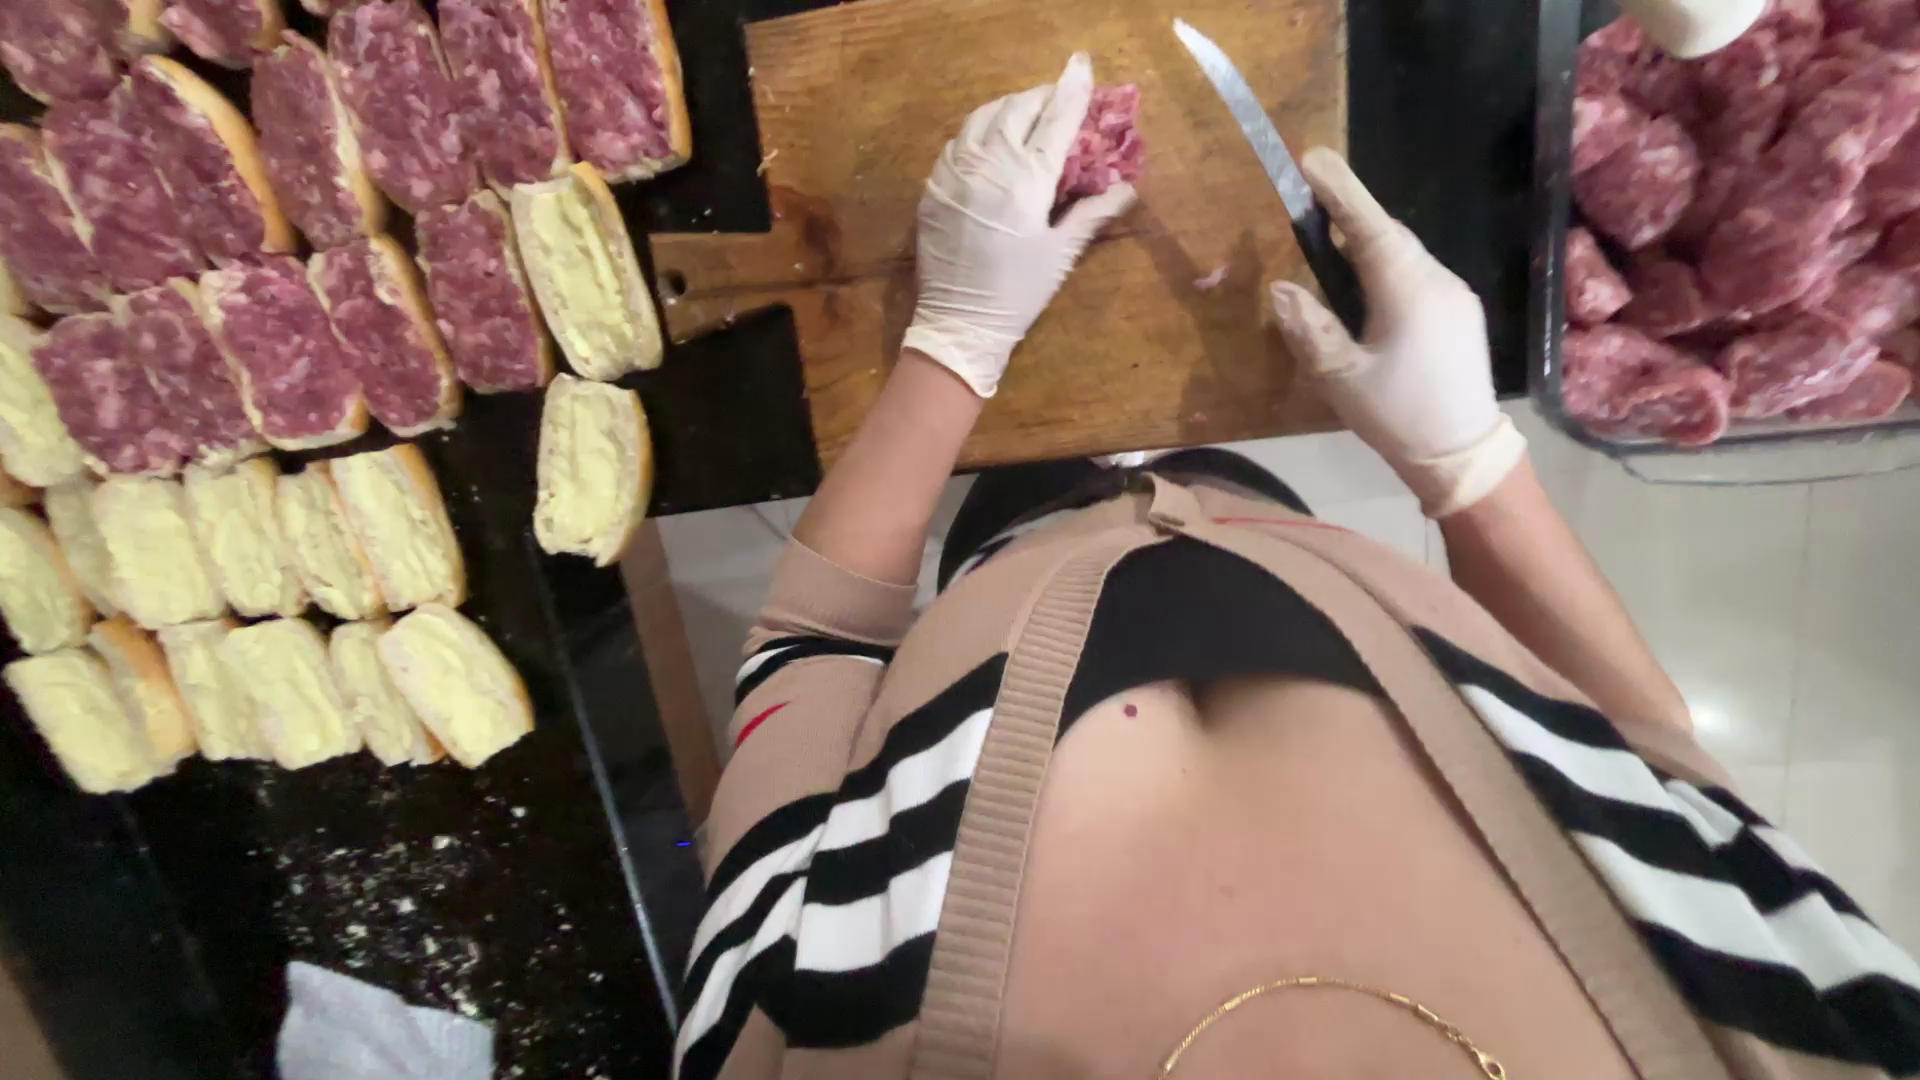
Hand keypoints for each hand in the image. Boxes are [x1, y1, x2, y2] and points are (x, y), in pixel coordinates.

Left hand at [902, 53, 1137, 397]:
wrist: (959, 324)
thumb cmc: (1018, 295)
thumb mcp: (1061, 255)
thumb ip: (1092, 212)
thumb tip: (1126, 187)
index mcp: (1025, 182)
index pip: (1055, 120)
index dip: (1073, 91)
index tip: (1084, 68)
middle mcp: (987, 166)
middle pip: (1017, 109)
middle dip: (1041, 98)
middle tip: (1057, 102)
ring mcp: (954, 174)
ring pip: (982, 118)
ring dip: (1008, 109)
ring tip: (1025, 117)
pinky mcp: (933, 188)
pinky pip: (957, 143)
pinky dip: (978, 134)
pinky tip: (990, 145)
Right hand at [1268, 148, 1526, 517]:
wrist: (1459, 452)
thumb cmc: (1395, 415)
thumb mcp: (1340, 377)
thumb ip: (1311, 328)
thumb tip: (1282, 290)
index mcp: (1409, 294)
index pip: (1370, 230)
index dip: (1341, 193)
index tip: (1312, 160)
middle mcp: (1438, 282)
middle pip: (1389, 236)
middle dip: (1351, 212)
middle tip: (1313, 193)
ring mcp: (1454, 296)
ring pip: (1404, 254)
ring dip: (1366, 239)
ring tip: (1330, 234)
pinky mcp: (1457, 314)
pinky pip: (1415, 274)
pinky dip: (1384, 263)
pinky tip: (1364, 277)